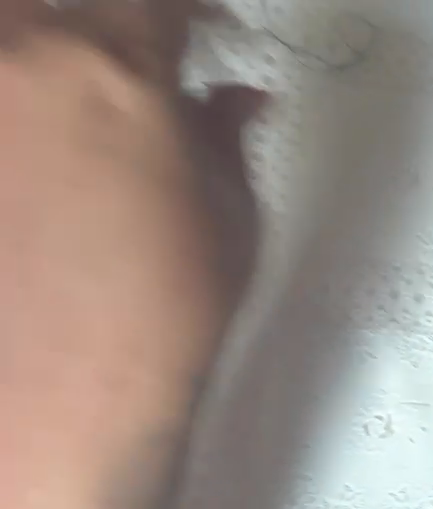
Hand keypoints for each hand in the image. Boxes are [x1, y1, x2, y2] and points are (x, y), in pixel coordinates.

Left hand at [0, 0, 264, 389]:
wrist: (52, 375)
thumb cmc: (156, 306)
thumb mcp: (226, 220)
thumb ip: (222, 137)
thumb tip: (236, 97)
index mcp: (112, 74)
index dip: (199, 6)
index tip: (222, 25)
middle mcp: (11, 49)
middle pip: (69, 6)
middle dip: (124, 19)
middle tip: (160, 47)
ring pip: (20, 30)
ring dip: (64, 46)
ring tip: (95, 85)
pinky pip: (2, 77)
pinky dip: (27, 80)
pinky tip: (53, 120)